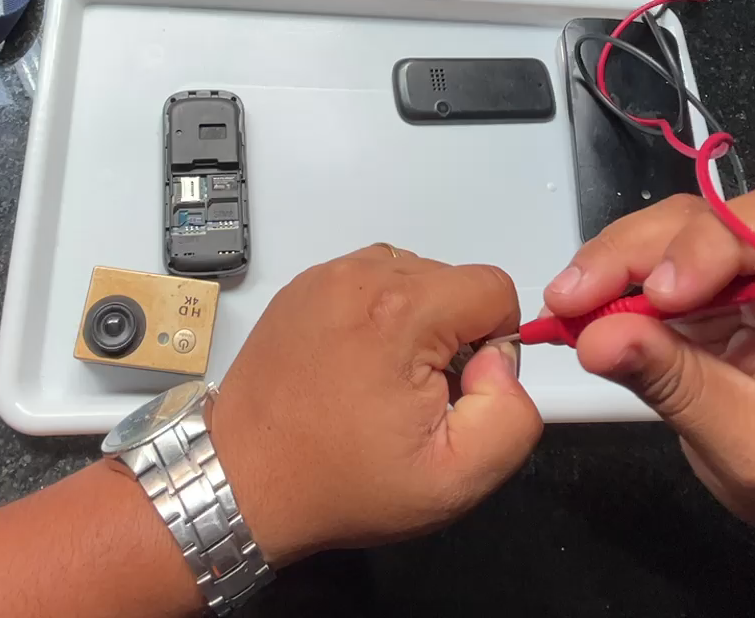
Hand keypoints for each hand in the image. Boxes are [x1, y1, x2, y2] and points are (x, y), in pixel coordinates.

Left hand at [210, 245, 541, 564]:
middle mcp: (361, 276)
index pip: (493, 287)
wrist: (244, 478)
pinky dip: (378, 310)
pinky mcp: (304, 283)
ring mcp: (327, 275)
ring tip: (383, 375)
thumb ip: (510, 414)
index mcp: (401, 312)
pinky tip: (355, 358)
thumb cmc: (344, 481)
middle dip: (454, 330)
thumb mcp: (454, 478)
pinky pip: (369, 277)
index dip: (494, 340)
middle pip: (451, 279)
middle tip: (417, 390)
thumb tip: (497, 359)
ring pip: (412, 272)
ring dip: (417, 316)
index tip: (459, 385)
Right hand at [543, 187, 754, 553]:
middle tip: (575, 298)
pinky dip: (602, 283)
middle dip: (635, 253)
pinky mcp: (695, 286)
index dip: (715, 243)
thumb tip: (596, 338)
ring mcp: (738, 271)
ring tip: (565, 307)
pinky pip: (641, 262)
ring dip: (609, 262)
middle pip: (706, 220)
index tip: (660, 295)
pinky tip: (572, 310)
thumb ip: (679, 386)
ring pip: (664, 231)